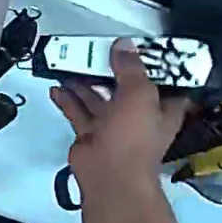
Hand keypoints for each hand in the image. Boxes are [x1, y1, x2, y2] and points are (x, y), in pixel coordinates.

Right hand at [49, 39, 190, 194]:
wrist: (109, 176)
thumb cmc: (134, 141)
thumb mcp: (139, 94)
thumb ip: (131, 68)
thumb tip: (124, 46)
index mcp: (161, 108)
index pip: (163, 82)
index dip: (155, 64)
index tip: (141, 46)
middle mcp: (138, 117)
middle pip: (124, 87)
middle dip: (110, 70)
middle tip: (97, 50)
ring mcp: (113, 127)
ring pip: (97, 98)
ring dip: (85, 83)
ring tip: (72, 64)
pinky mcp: (90, 135)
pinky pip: (77, 112)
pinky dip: (67, 100)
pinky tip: (57, 88)